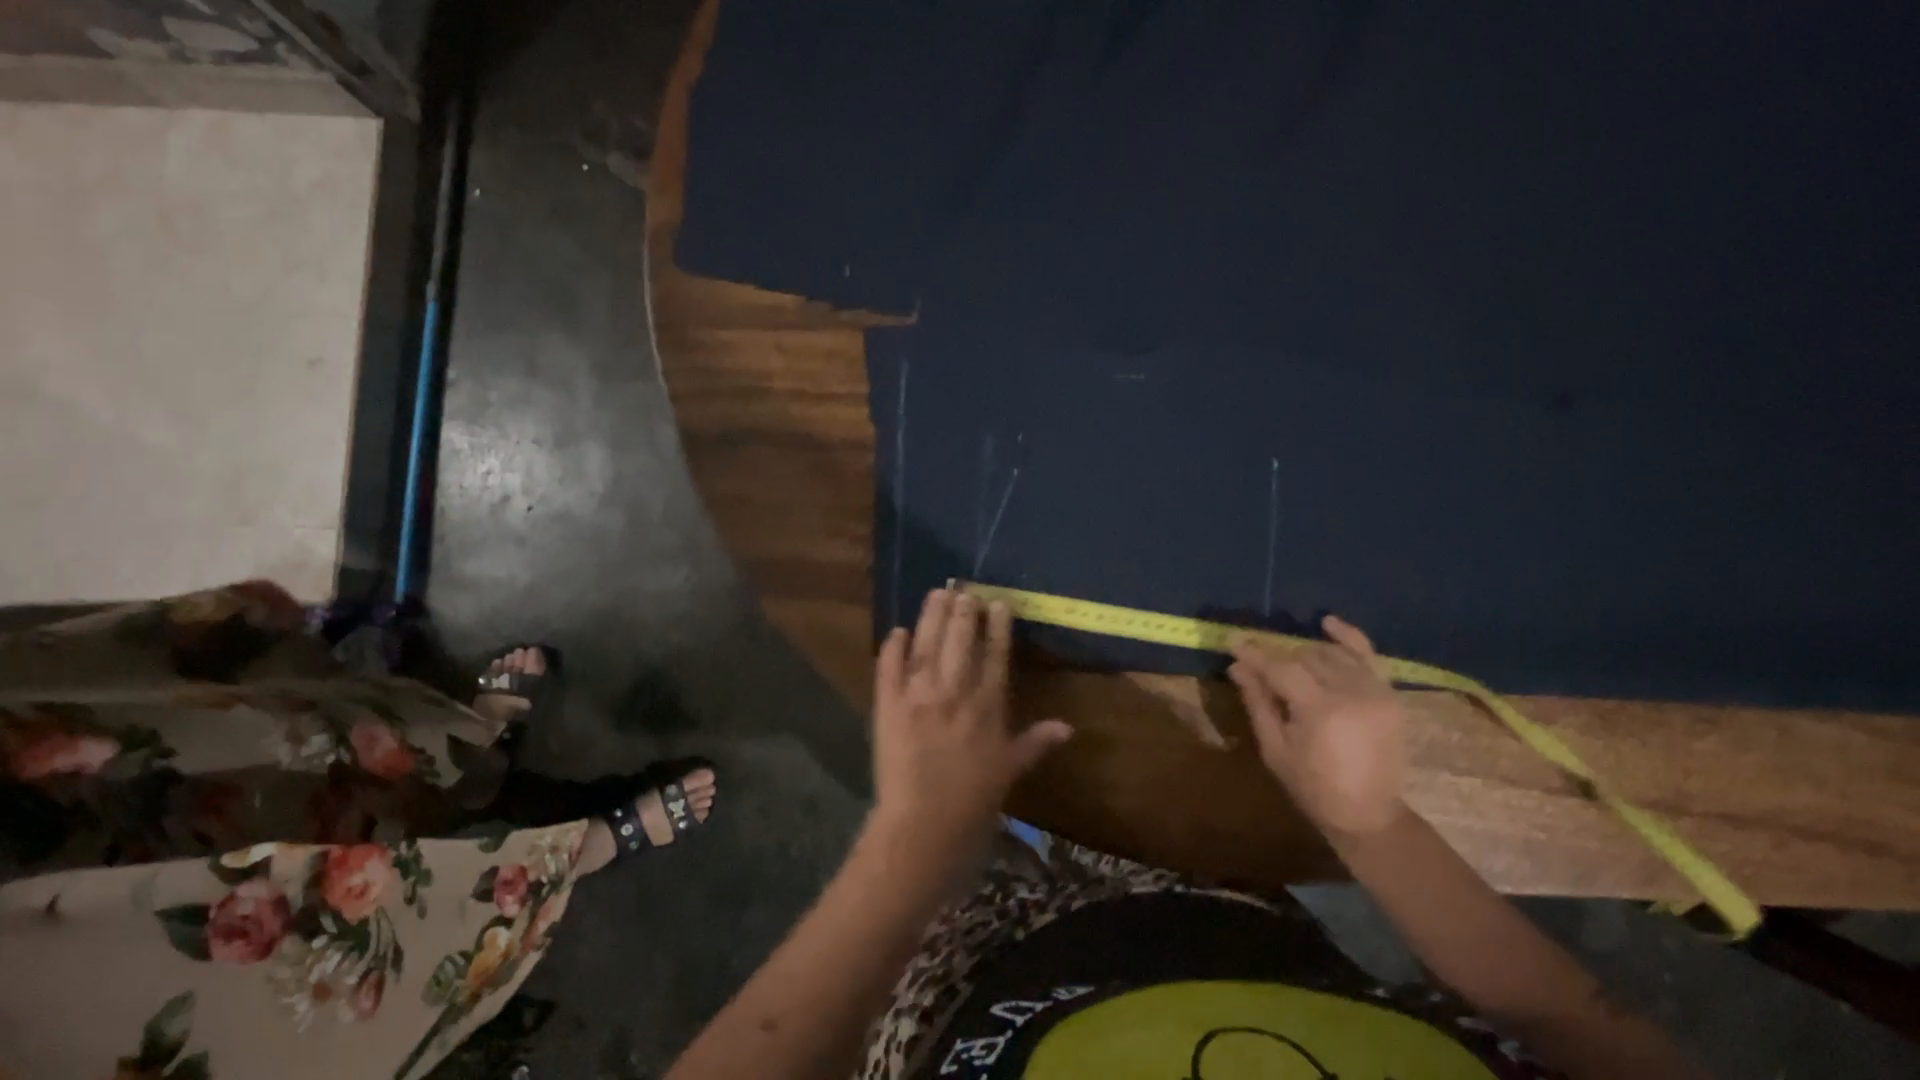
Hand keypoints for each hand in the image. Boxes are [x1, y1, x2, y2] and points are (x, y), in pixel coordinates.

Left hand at [871, 588, 1072, 850]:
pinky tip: (897, 631)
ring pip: (927, 645)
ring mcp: (918, 696)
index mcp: (987, 706)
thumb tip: (1067, 727)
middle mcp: (954, 692)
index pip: (995, 656)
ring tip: (938, 593)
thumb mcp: (1010, 770)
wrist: (925, 824)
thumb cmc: (974, 801)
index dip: (997, 627)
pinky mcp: (887, 706)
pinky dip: (892, 648)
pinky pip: (888, 669)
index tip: (999, 603)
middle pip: (960, 641)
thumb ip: (1035, 743)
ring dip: (932, 617)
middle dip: (964, 612)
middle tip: (965, 590)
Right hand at [1229, 615, 1408, 839]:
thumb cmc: (1313, 787)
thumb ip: (1258, 702)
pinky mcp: (1389, 694)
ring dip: (1305, 653)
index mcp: (1320, 710)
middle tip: (1257, 666)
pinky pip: (1368, 654)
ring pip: (1331, 654)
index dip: (1255, 654)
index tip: (1232, 642)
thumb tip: (1237, 667)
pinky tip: (1328, 622)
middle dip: (1278, 658)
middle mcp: (1351, 692)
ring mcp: (1375, 691)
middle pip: (1305, 657)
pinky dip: (1348, 636)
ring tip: (1287, 664)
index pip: (1281, 668)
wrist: (1369, 813)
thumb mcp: (1275, 748)